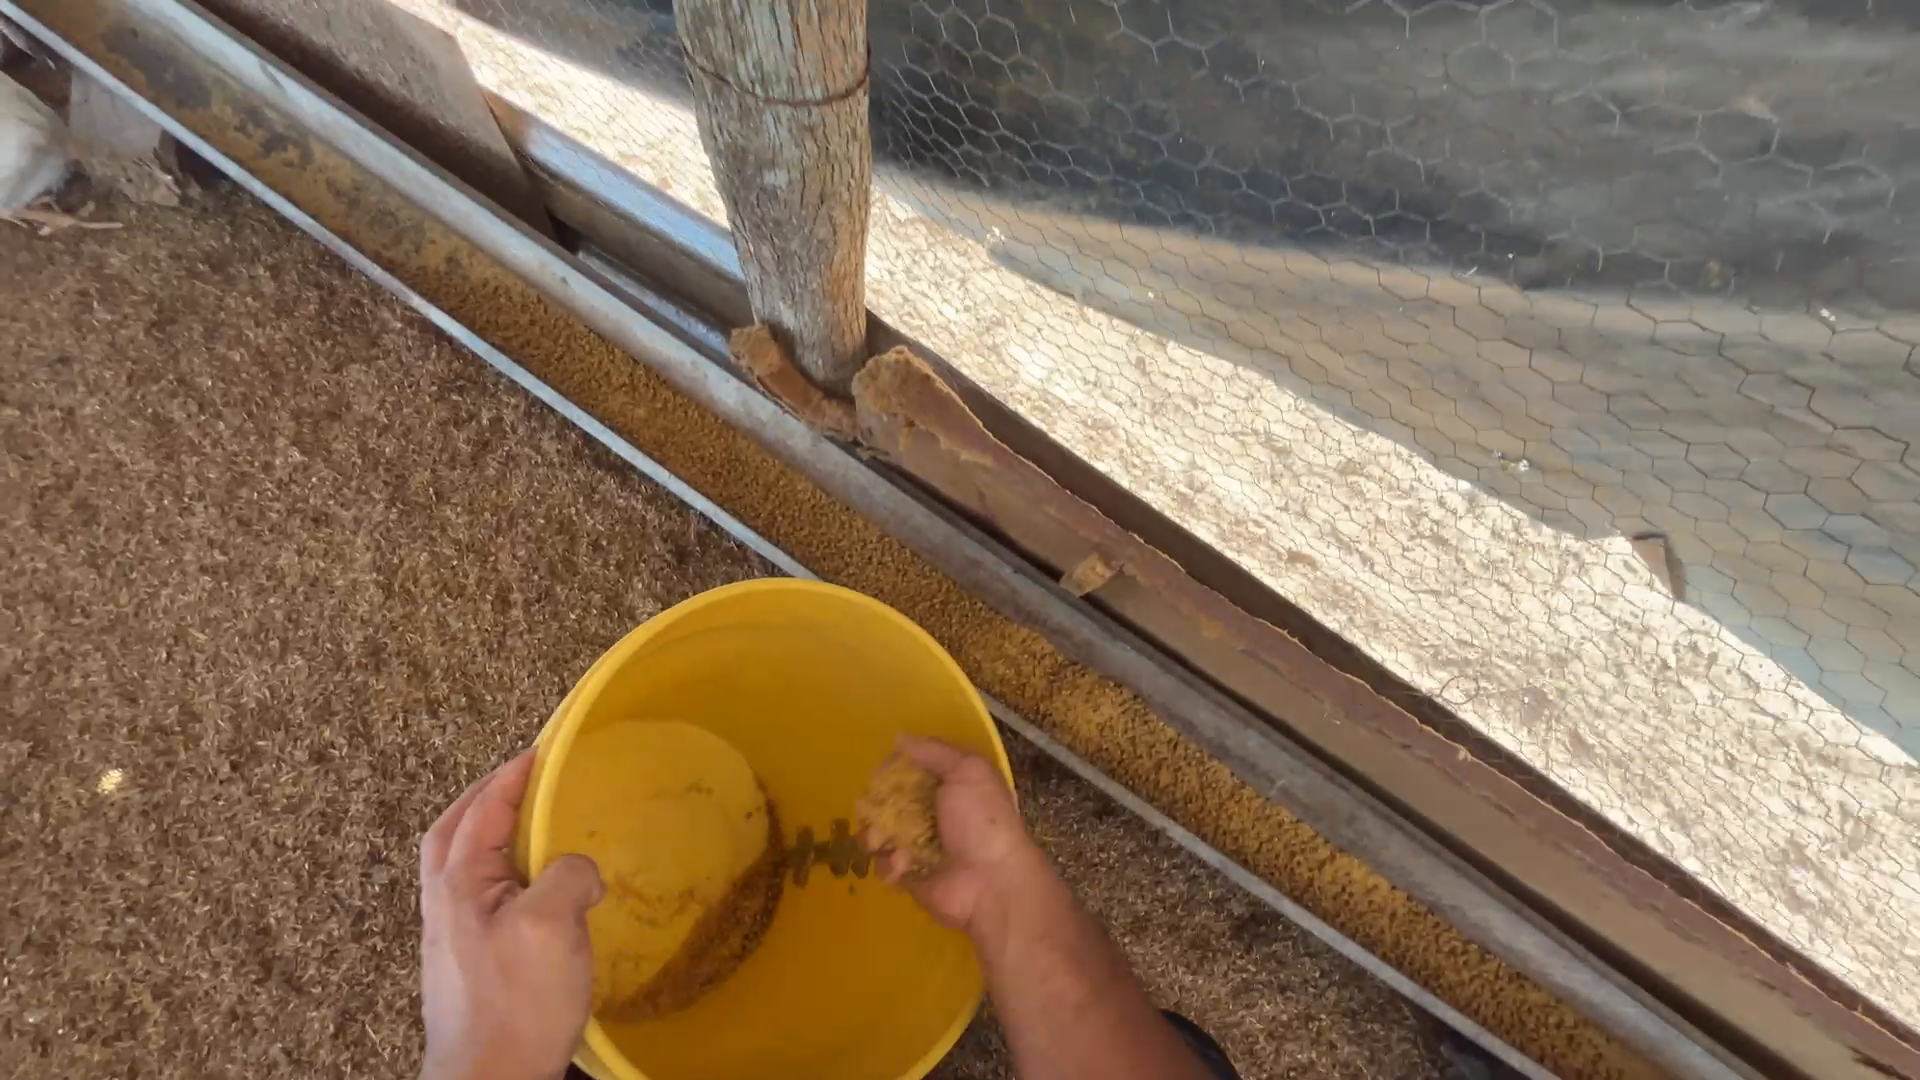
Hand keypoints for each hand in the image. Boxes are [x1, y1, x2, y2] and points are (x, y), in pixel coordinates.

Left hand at [419, 750, 604, 1079]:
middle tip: (523, 777)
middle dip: (484, 797)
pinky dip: (506, 865)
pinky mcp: (475, 960)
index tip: (542, 749)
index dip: (510, 776)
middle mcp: (448, 905)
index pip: (480, 811)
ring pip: (465, 863)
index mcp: (460, 887)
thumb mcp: (551, 924)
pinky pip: (486, 891)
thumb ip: (567, 873)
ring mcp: (457, 935)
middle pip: (452, 832)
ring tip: (535, 819)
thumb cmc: (518, 1001)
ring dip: (492, 830)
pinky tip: (539, 879)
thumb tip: (580, 870)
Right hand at [874, 736, 1046, 934]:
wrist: (991, 882)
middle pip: (889, 800)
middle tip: (868, 810)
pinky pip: (885, 864)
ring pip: (880, 831)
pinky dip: (889, 863)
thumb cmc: (981, 820)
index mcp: (949, 784)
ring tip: (880, 841)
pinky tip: (904, 865)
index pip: (910, 769)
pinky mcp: (910, 874)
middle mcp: (932, 811)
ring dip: (876, 834)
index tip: (881, 774)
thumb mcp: (967, 771)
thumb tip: (899, 738)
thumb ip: (933, 751)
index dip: (892, 769)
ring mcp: (918, 844)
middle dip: (876, 804)